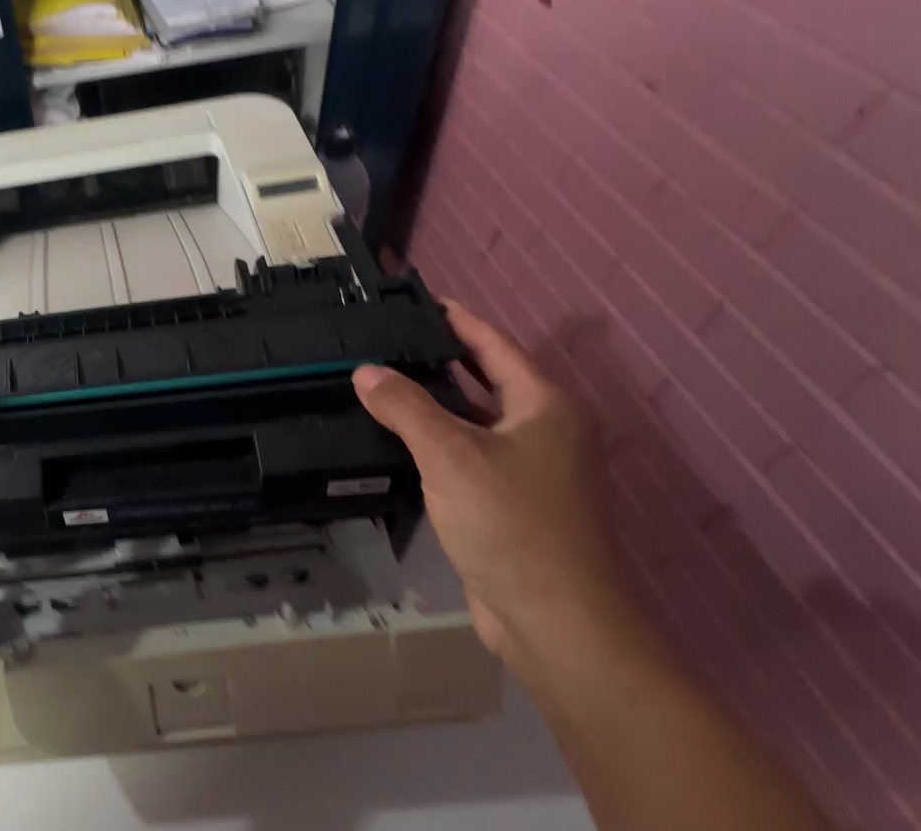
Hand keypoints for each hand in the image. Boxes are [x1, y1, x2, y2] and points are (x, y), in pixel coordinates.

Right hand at [351, 301, 627, 661]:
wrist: (555, 619)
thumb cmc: (511, 523)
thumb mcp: (451, 455)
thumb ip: (406, 407)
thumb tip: (365, 371)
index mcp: (546, 407)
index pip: (495, 345)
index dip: (459, 321)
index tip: (422, 300)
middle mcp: (546, 432)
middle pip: (488, 381)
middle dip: (442, 360)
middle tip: (390, 341)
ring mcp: (533, 471)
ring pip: (477, 423)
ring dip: (436, 405)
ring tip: (384, 384)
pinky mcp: (513, 506)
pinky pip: (471, 458)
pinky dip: (439, 445)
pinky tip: (401, 442)